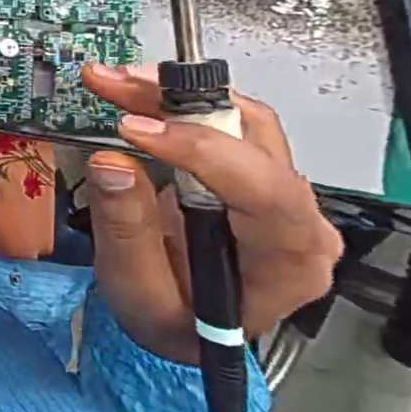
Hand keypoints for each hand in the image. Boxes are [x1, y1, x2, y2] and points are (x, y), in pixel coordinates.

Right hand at [78, 64, 343, 364]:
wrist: (186, 329)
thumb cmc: (171, 322)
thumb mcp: (138, 292)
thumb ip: (126, 232)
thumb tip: (112, 163)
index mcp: (287, 261)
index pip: (263, 189)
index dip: (200, 150)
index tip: (133, 130)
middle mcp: (299, 219)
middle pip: (256, 139)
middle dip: (182, 103)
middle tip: (115, 84)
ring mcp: (280, 194)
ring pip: (242, 121)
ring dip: (176, 94)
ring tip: (117, 82)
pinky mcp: (251, 175)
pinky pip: (226, 126)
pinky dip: (177, 105)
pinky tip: (137, 96)